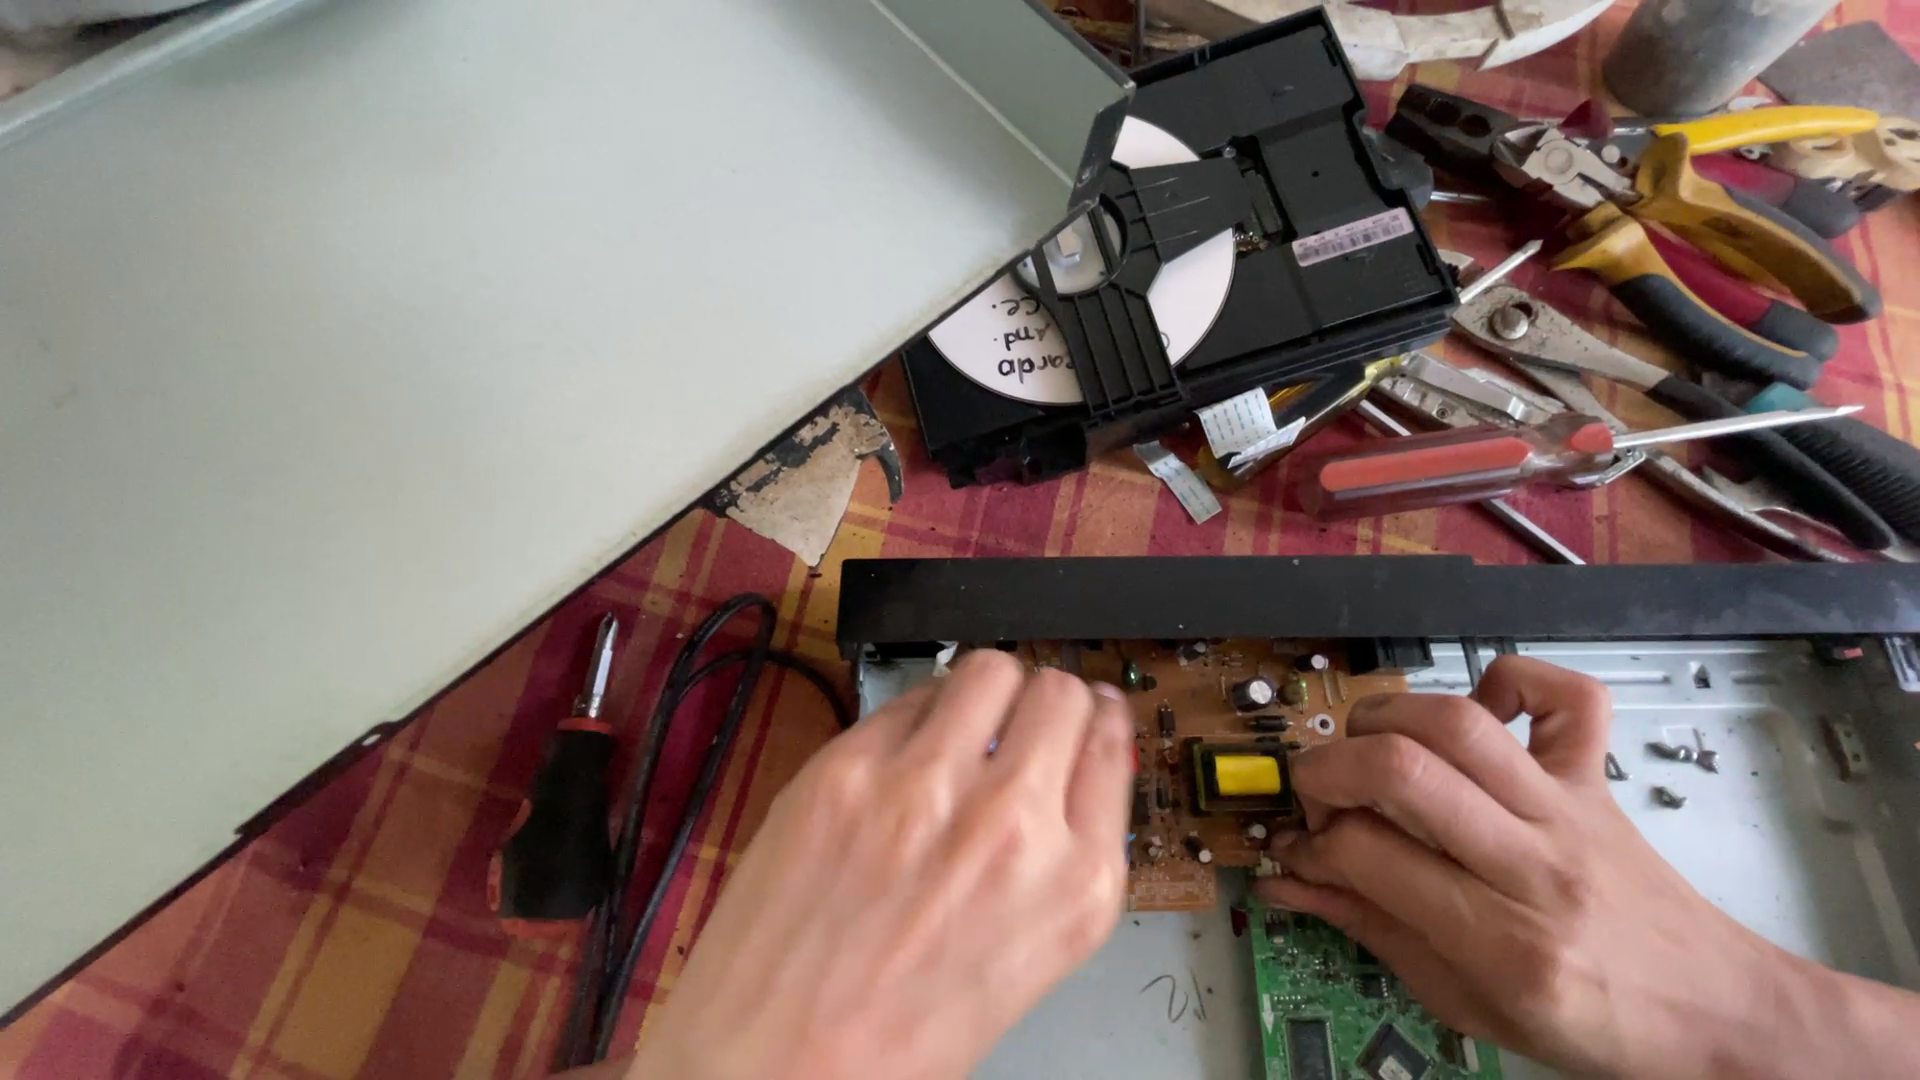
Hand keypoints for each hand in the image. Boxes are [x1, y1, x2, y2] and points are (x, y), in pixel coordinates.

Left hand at [622, 650, 1133, 1079]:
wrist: (776, 1061)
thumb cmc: (903, 1029)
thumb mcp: (1028, 953)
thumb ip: (1062, 851)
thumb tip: (1068, 759)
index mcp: (1073, 885)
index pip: (1112, 744)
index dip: (1098, 718)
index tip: (1086, 710)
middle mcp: (1009, 825)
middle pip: (1058, 692)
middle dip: (1044, 697)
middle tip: (1019, 717)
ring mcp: (924, 787)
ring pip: (988, 669)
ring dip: (985, 689)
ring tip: (963, 723)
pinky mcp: (849, 768)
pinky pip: (909, 697)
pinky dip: (918, 715)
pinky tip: (904, 756)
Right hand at [1258, 655, 1837, 1079]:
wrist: (1722, 1019)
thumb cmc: (1585, 1024)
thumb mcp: (1459, 1001)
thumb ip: (1366, 928)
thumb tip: (1283, 879)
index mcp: (1500, 940)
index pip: (1365, 852)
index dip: (1311, 844)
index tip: (1302, 852)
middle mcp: (1534, 864)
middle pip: (1401, 769)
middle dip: (1326, 772)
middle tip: (1321, 799)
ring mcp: (1570, 810)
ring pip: (1456, 722)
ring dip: (1382, 720)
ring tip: (1370, 751)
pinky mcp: (1596, 779)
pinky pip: (1566, 697)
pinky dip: (1510, 677)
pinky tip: (1480, 703)